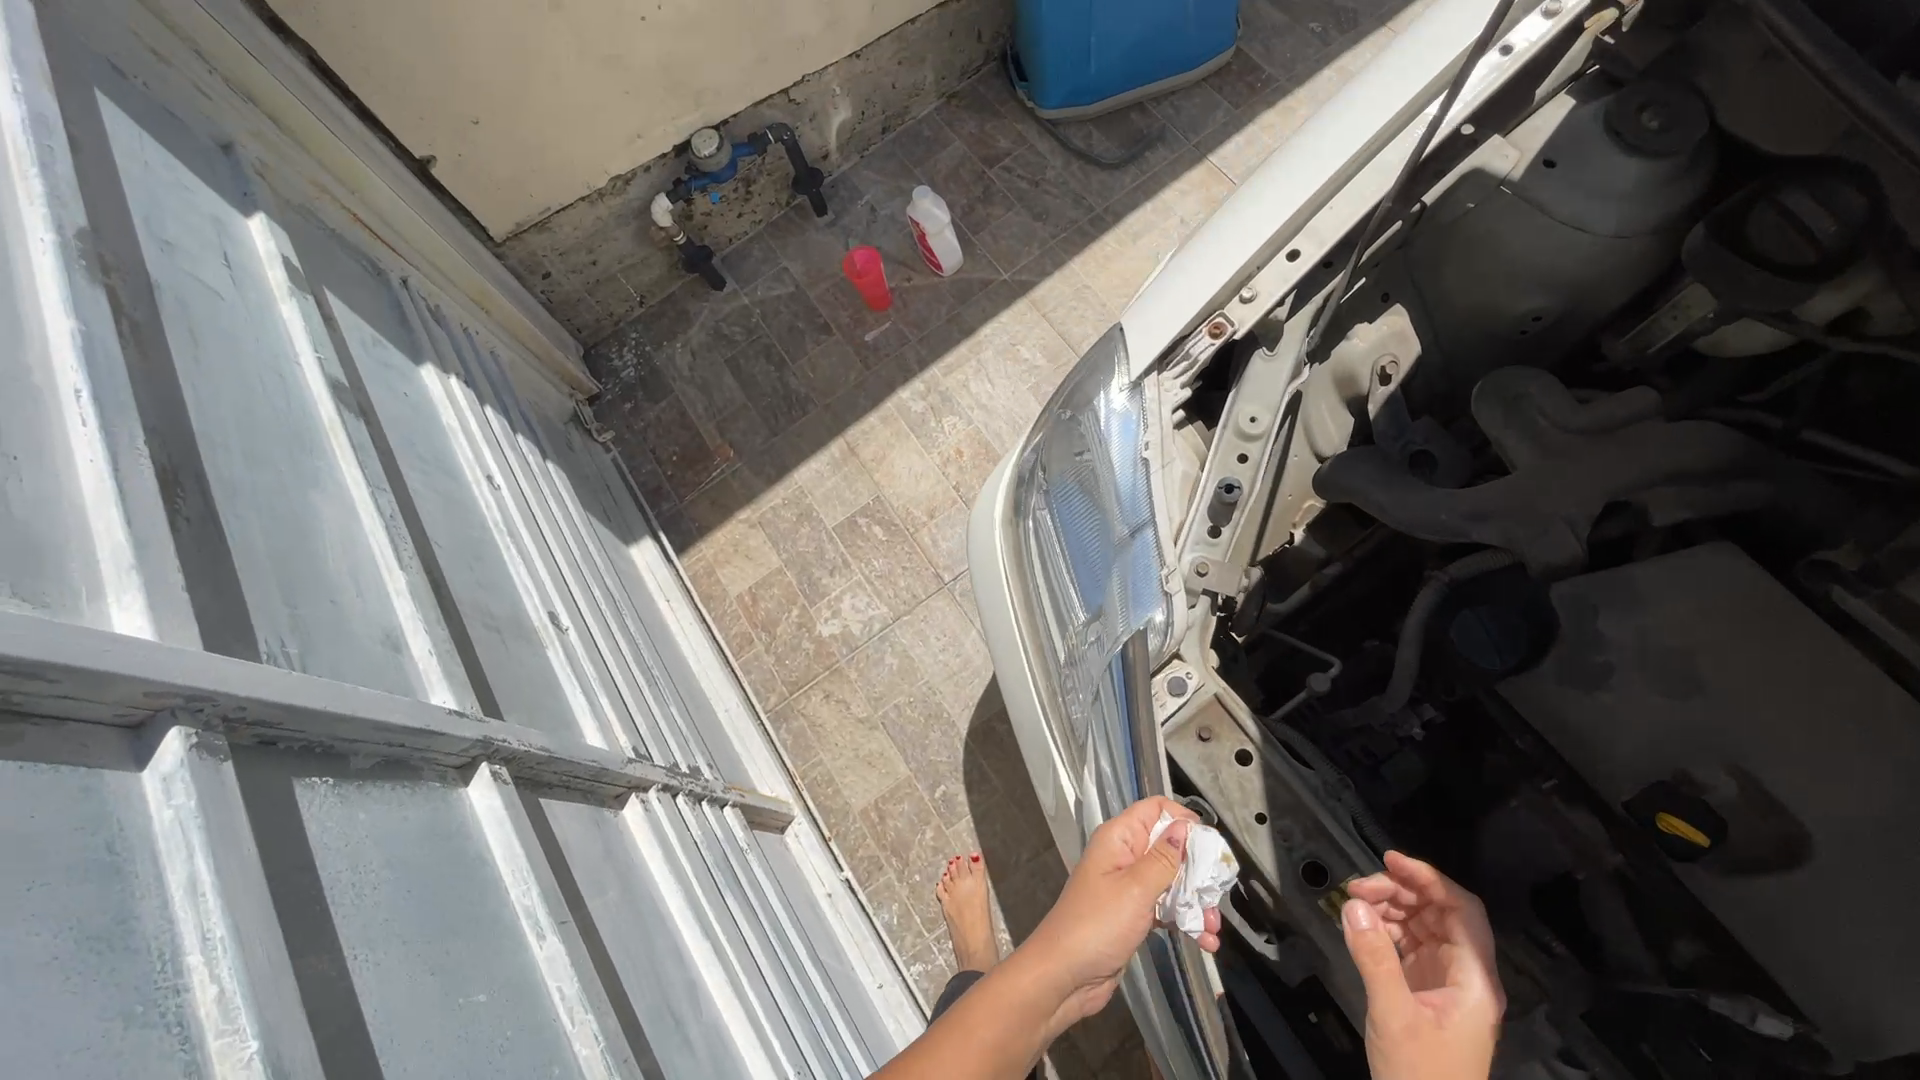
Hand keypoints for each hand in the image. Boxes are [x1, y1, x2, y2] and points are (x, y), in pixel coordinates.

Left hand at [1017, 796, 1221, 1035]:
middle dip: (1196, 870)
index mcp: (1118, 838)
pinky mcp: (1133, 915)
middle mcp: (1124, 856)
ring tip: (1213, 926)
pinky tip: (1206, 941)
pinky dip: (1185, 921)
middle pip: (1169, 847)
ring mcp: (1128, 887)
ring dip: (1195, 901)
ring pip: (1172, 881)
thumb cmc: (1097, 924)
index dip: (1182, 819)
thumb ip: (1164, 858)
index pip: (1154, 809)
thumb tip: (1185, 826)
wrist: (1065, 976)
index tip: (1210, 843)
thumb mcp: (1135, 889)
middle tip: (1217, 892)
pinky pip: (1166, 909)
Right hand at [1342, 851, 1504, 1079]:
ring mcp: (1446, 984)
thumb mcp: (1394, 1014)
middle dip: (1401, 891)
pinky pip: (1410, 946)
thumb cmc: (1421, 1075)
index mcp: (1474, 979)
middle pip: (1441, 913)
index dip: (1429, 879)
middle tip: (1358, 886)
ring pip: (1424, 926)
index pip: (1461, 910)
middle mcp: (1466, 975)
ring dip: (1392, 908)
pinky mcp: (1426, 993)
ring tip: (1355, 902)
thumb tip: (1354, 904)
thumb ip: (1374, 956)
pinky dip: (1387, 930)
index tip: (1389, 860)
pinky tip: (1364, 927)